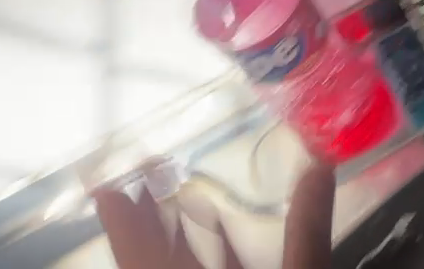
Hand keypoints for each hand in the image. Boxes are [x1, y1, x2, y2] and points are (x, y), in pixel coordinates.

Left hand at [95, 163, 334, 268]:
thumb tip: (320, 166)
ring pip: (170, 264)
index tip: (103, 186)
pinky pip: (201, 268)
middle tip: (136, 172)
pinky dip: (202, 245)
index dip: (121, 222)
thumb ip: (308, 232)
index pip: (144, 255)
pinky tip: (213, 223)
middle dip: (141, 216)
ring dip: (165, 230)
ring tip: (162, 189)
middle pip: (149, 259)